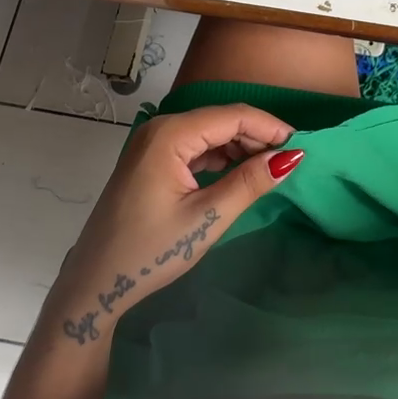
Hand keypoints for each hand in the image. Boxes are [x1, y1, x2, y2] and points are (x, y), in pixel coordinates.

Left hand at [44, 104, 302, 348]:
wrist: (96, 283)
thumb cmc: (150, 252)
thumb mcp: (206, 219)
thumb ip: (249, 183)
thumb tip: (291, 157)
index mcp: (170, 135)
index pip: (232, 116)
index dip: (270, 127)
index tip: (301, 147)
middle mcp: (160, 128)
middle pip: (221, 120)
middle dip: (257, 137)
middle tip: (288, 164)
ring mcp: (153, 143)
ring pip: (210, 133)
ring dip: (240, 147)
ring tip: (268, 172)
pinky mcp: (152, 159)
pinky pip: (195, 146)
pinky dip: (220, 157)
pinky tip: (238, 175)